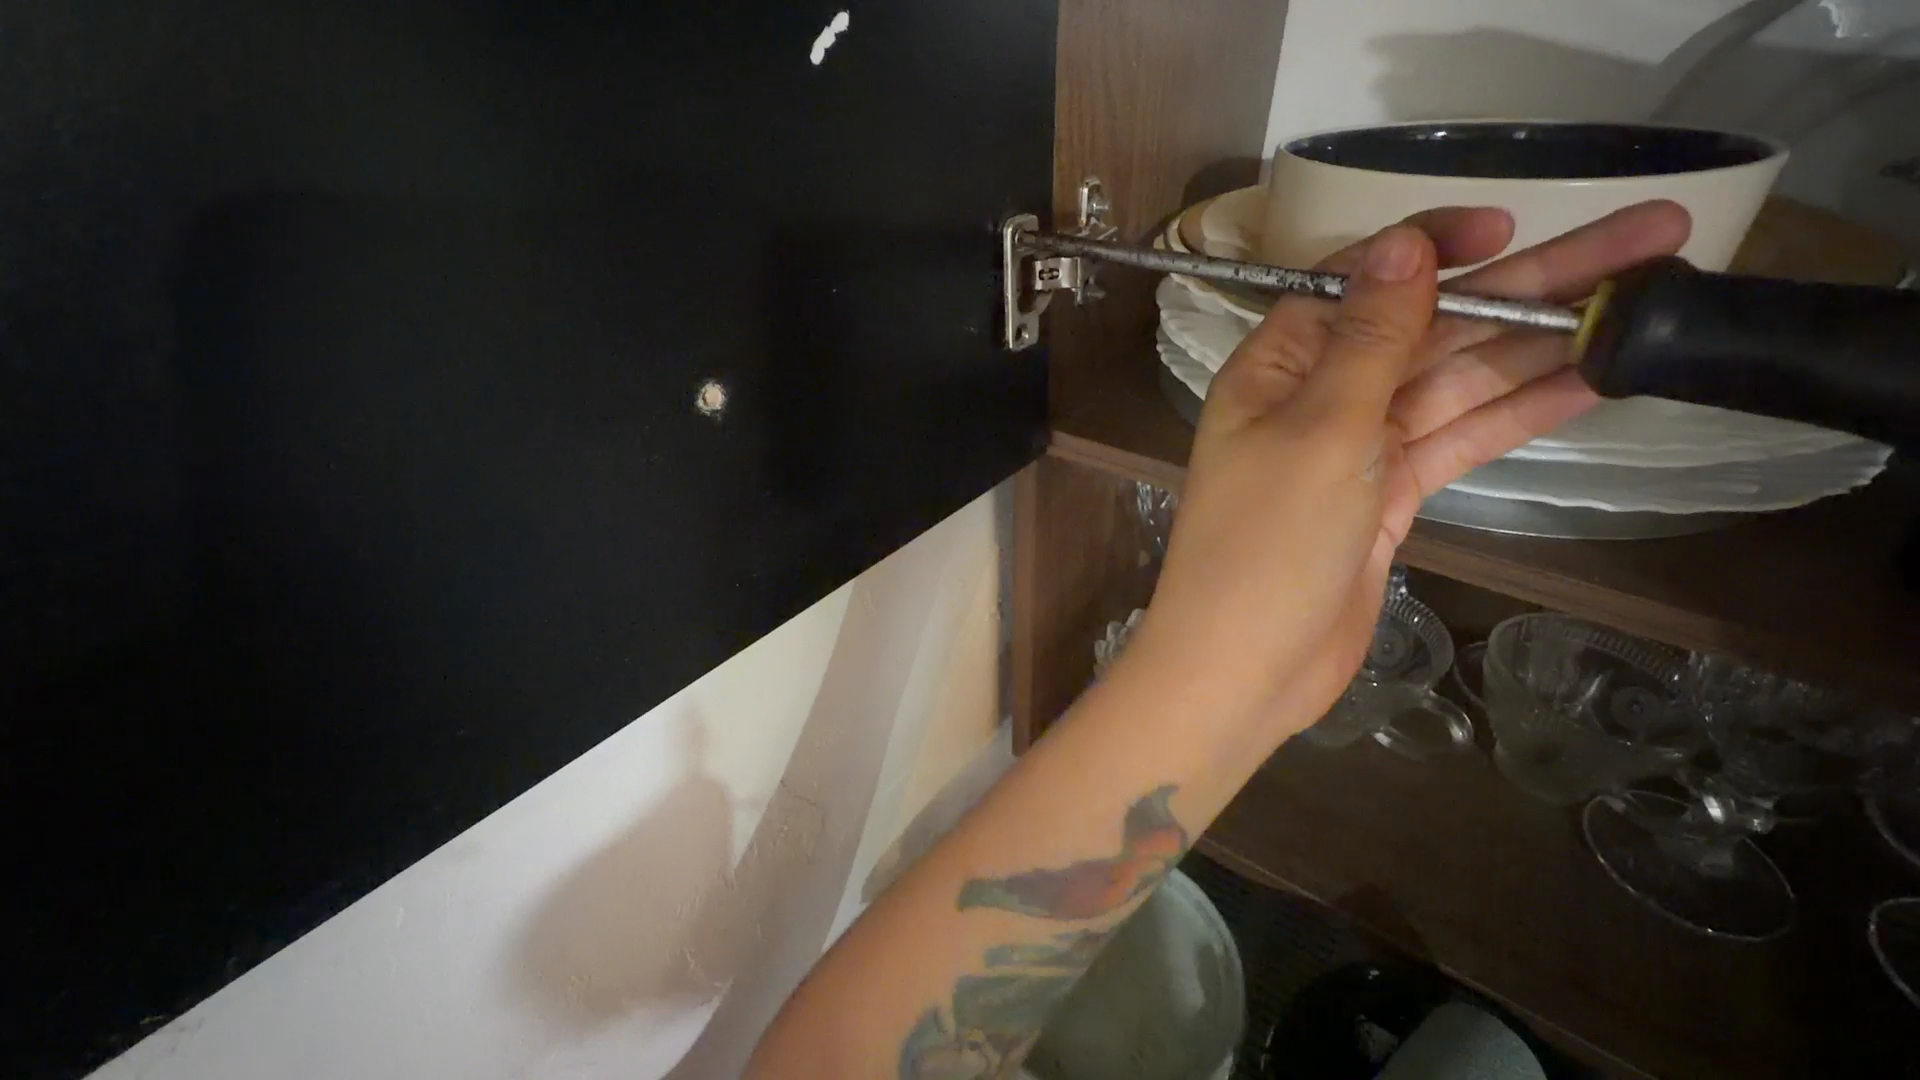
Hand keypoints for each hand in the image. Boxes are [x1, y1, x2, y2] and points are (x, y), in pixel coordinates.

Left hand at [1119, 201, 1691, 740]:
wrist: (1246, 666)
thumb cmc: (1266, 545)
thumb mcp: (1319, 431)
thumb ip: (1368, 341)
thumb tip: (1400, 246)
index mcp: (1275, 368)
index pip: (1357, 286)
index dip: (1430, 251)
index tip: (1509, 226)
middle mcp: (1313, 398)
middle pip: (1424, 328)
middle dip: (1523, 287)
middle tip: (1648, 235)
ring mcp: (1355, 449)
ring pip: (1452, 382)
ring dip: (1539, 344)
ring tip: (1647, 298)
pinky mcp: (1388, 497)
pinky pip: (1457, 440)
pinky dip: (1517, 413)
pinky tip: (1595, 378)